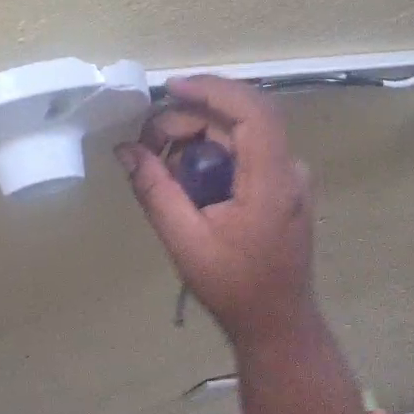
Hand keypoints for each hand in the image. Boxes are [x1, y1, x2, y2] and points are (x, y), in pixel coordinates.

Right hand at [114, 76, 316, 347]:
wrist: (276, 323)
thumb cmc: (233, 286)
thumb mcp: (183, 239)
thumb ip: (154, 189)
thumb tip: (126, 149)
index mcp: (271, 182)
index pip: (252, 112)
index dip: (212, 90)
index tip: (170, 90)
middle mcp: (287, 170)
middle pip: (237, 119)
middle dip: (188, 118)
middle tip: (145, 144)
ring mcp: (287, 178)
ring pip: (237, 134)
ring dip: (194, 136)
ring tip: (158, 164)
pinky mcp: (279, 186)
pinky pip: (241, 152)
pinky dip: (207, 152)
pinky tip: (181, 178)